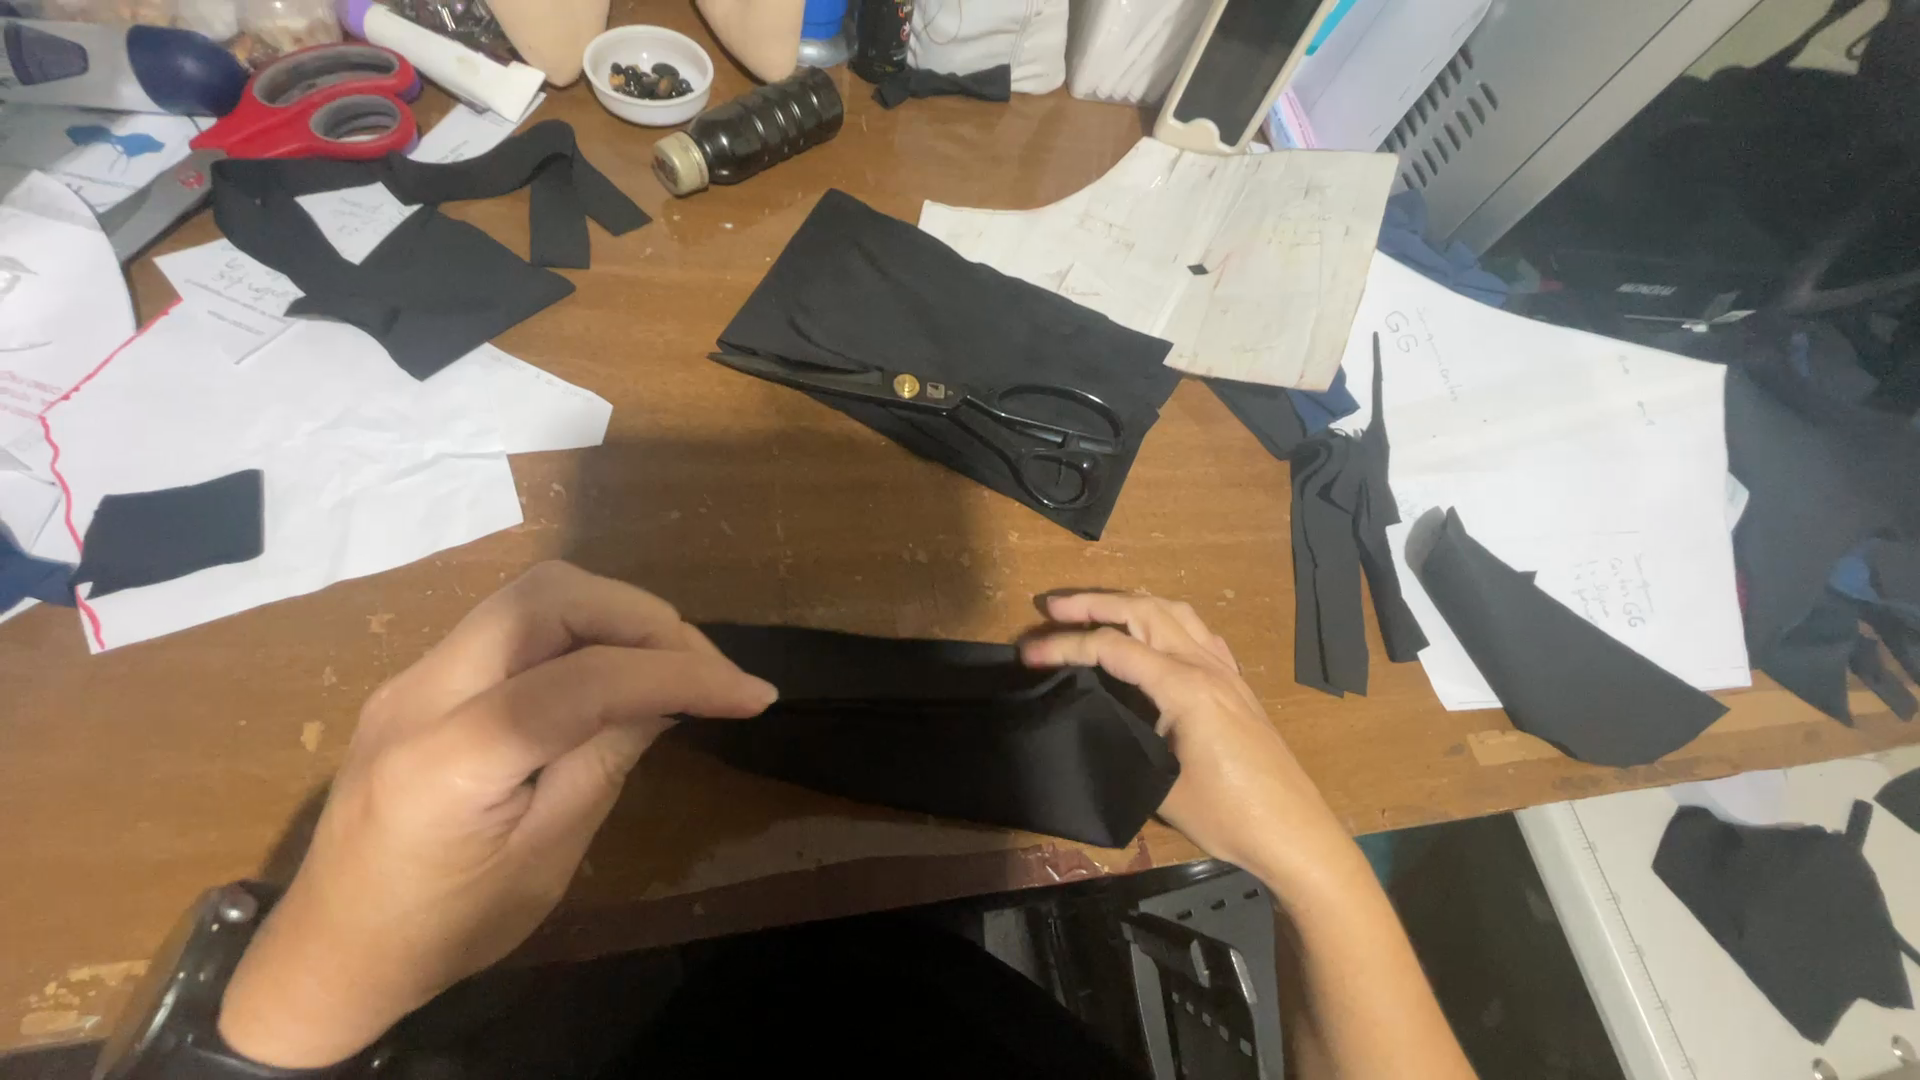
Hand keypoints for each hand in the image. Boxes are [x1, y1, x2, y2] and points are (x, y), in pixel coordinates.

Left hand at [218, 562, 777, 1068]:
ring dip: (620, 616)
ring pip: (537, 594)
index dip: (680, 675)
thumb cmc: (448, 926)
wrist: (329, 954)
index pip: (582, 681)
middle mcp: (421, 692)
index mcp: (448, 761)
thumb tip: (673, 692)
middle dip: (646, 618)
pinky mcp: (428, 674)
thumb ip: (609, 755)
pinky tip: (620, 670)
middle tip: (704, 668)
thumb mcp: (548, 856)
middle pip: (550, 597)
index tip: (753, 694)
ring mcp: (417, 673)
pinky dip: (588, 630)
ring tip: (672, 666)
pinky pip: (522, 621)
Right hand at [1020, 593, 1361, 894]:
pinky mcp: (1235, 681)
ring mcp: (1224, 669)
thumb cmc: (1226, 816)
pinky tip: (1153, 631)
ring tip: (1095, 607)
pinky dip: (1164, 617)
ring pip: (1173, 610)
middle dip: (1093, 602)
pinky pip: (1196, 630)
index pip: (1111, 647)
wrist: (1295, 835)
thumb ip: (1123, 737)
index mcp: (1183, 687)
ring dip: (1129, 601)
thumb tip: (1093, 715)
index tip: (1027, 652)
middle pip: (1142, 610)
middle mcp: (1204, 665)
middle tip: (1052, 606)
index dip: (1064, 645)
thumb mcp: (1159, 784)